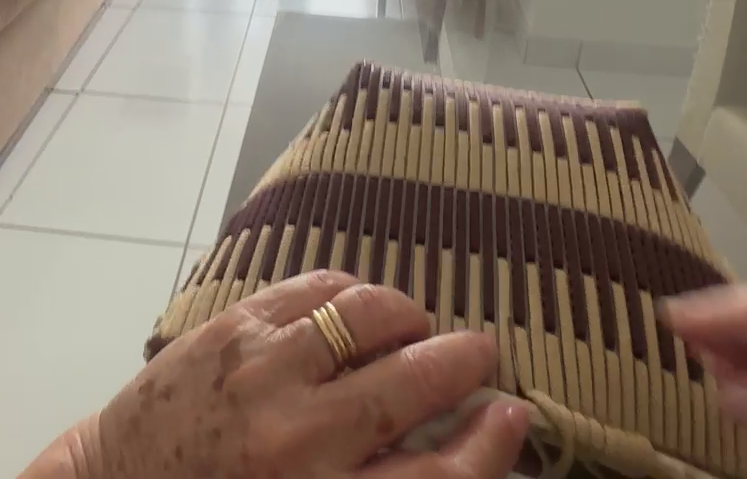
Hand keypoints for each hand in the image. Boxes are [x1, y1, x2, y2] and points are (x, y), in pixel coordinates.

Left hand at [21, 270, 528, 478]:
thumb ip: (380, 478)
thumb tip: (457, 439)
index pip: (434, 477)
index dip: (489, 445)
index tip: (514, 413)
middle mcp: (294, 434)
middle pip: (409, 383)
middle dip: (460, 360)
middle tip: (479, 351)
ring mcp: (260, 366)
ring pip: (364, 314)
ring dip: (405, 315)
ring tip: (413, 327)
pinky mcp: (232, 323)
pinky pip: (313, 287)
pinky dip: (350, 289)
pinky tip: (358, 302)